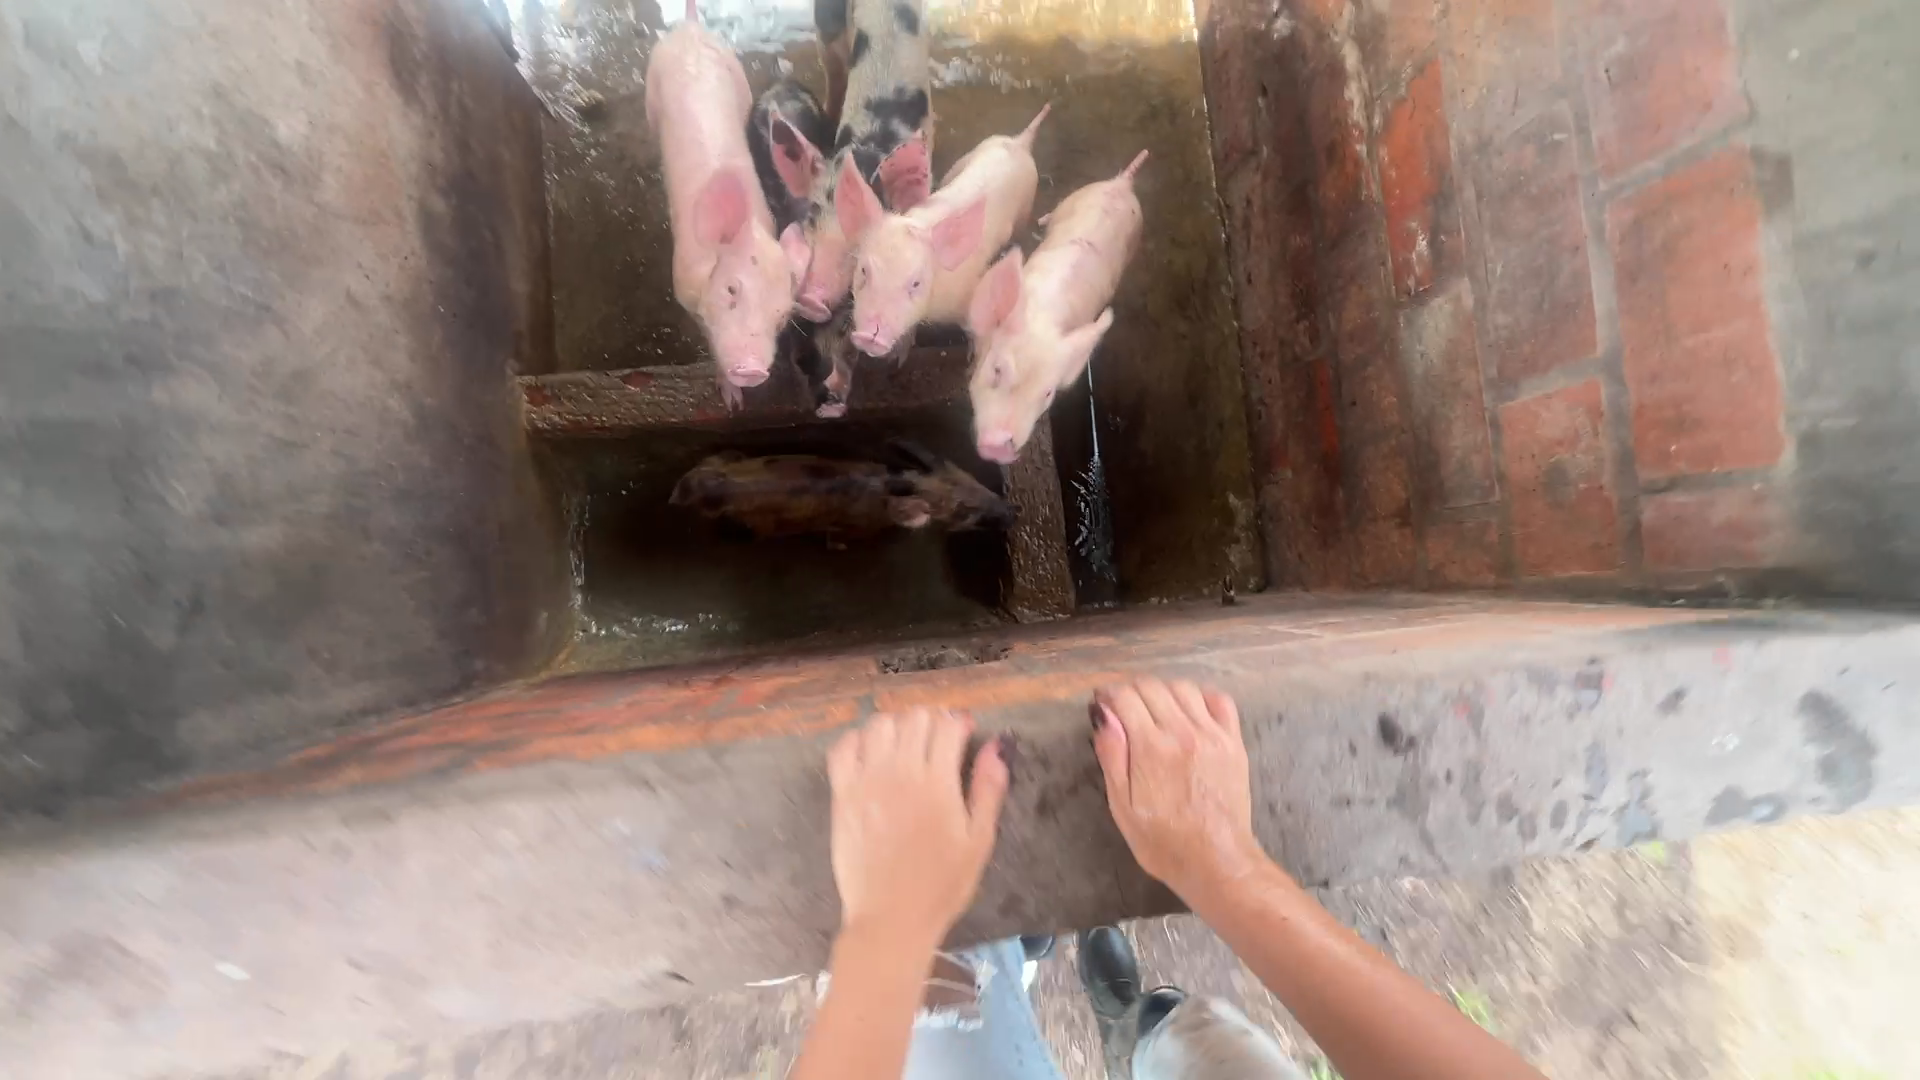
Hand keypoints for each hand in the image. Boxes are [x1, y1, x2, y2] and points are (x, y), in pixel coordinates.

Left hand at [825, 708, 1009, 947]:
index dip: (959, 721)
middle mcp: (899, 772)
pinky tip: (872, 753)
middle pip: (915, 717)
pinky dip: (859, 740)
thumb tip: (996, 747)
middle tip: (938, 740)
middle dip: (932, 720)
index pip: (946, 725)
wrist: (890, 920)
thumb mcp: (979, 840)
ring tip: (907, 744)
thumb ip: (989, 788)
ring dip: (897, 725)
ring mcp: (866, 781)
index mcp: (937, 782)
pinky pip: (844, 747)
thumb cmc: (941, 884)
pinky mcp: (842, 794)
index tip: (964, 731)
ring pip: (879, 724)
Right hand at [1092, 677, 1268, 904]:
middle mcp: (1182, 732)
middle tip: (1123, 708)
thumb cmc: (1162, 841)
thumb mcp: (1121, 806)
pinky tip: (1189, 711)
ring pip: (1183, 687)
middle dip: (1130, 691)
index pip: (1124, 696)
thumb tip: (1104, 714)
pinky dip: (1200, 697)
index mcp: (1150, 747)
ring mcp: (1212, 735)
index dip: (1107, 694)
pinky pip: (1219, 700)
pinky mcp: (1234, 742)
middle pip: (1151, 685)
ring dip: (1162, 691)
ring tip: (1154, 709)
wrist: (1217, 863)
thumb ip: (1112, 755)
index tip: (1102, 704)